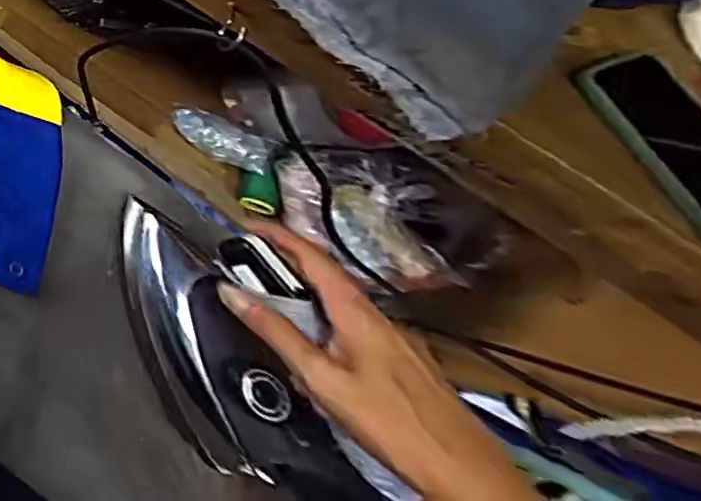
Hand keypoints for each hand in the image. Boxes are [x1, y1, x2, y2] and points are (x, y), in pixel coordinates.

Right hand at [218, 224, 536, 500]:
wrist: (467, 475)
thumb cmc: (396, 425)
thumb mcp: (322, 377)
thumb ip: (275, 332)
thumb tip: (233, 294)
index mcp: (354, 308)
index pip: (310, 253)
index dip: (276, 234)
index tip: (248, 225)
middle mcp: (376, 314)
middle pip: (322, 276)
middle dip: (284, 269)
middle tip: (249, 271)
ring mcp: (392, 337)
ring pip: (336, 305)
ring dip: (303, 305)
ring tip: (278, 327)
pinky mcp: (401, 360)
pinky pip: (352, 330)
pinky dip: (325, 331)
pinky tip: (318, 366)